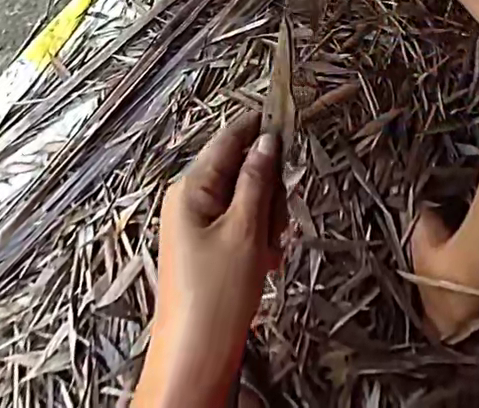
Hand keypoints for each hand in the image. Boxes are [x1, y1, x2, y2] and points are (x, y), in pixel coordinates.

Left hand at [136, 114, 284, 407]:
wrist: (195, 361)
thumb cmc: (215, 297)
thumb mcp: (244, 230)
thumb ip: (257, 179)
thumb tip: (268, 139)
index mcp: (190, 188)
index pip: (229, 138)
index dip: (258, 126)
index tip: (288, 117)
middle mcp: (190, 199)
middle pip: (240, 167)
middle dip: (267, 187)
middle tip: (279, 217)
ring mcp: (197, 222)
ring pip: (245, 195)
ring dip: (266, 213)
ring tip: (271, 245)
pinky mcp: (207, 243)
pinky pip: (240, 220)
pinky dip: (258, 232)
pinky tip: (266, 257)